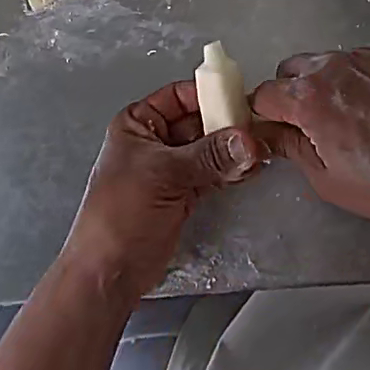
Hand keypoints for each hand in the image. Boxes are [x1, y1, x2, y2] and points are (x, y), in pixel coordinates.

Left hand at [60, 80, 267, 298]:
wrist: (108, 275)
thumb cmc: (121, 214)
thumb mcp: (164, 175)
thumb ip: (209, 155)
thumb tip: (248, 141)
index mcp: (138, 123)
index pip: (178, 96)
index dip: (208, 95)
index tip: (241, 98)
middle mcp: (155, 140)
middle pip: (198, 121)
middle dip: (226, 125)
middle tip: (259, 128)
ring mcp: (170, 168)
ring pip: (208, 148)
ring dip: (232, 150)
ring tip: (261, 150)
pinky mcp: (184, 193)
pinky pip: (212, 173)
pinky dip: (230, 171)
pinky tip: (251, 169)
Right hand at [251, 48, 369, 242]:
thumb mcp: (327, 179)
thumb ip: (291, 147)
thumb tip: (271, 133)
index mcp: (306, 97)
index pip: (264, 94)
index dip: (264, 115)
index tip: (273, 132)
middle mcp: (329, 67)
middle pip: (289, 71)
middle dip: (288, 95)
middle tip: (306, 127)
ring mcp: (360, 58)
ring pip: (321, 63)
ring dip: (318, 84)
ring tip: (343, 118)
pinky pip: (352, 62)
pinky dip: (349, 78)